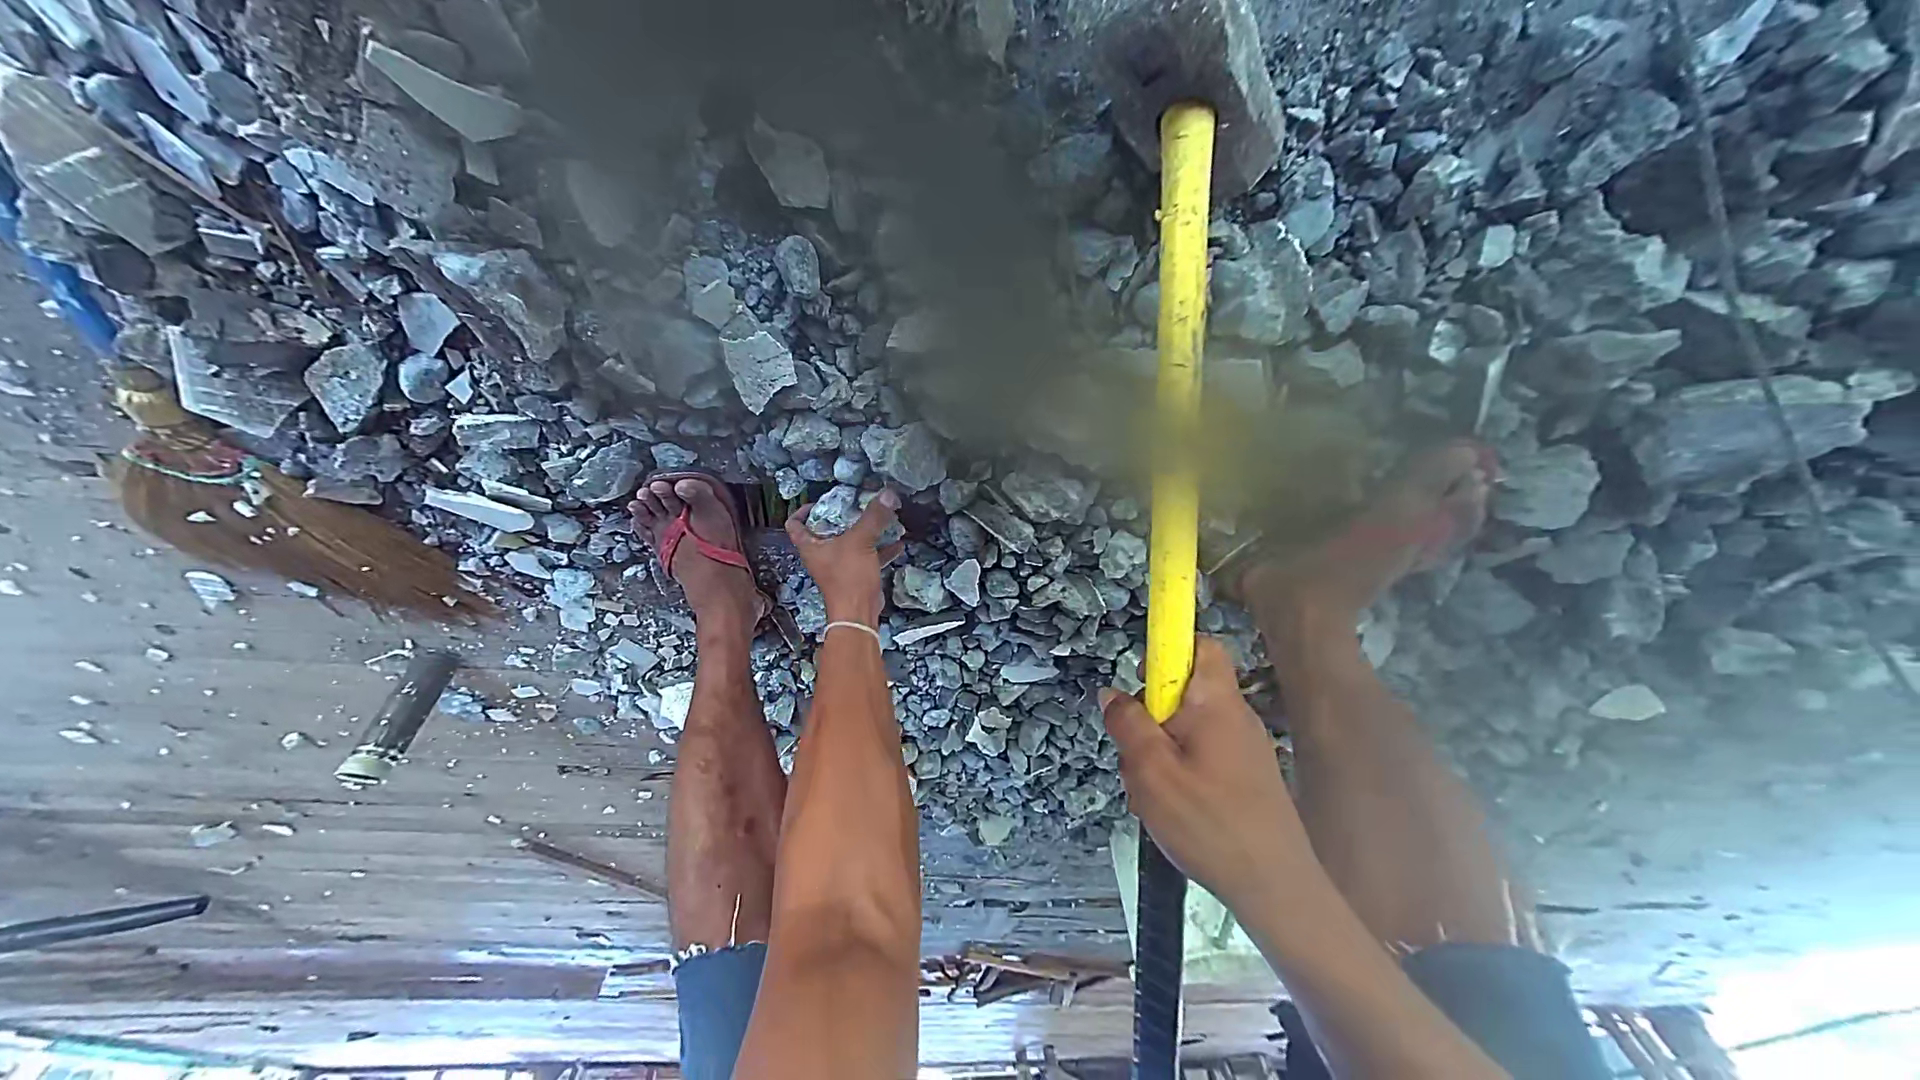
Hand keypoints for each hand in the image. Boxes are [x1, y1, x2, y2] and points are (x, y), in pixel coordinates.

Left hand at [785, 489, 904, 625]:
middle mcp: (822, 554)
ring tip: (881, 517)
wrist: (858, 614)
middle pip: (827, 528)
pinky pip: (868, 555)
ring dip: (865, 530)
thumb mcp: (860, 541)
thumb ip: (874, 517)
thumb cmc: (849, 577)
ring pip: (850, 541)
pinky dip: (881, 548)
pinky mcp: (856, 574)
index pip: (795, 524)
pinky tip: (897, 541)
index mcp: (811, 546)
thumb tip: (888, 493)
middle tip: (858, 502)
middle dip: (843, 515)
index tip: (820, 500)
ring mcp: (839, 565)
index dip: (802, 510)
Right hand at [1101, 637, 1317, 909]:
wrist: (1275, 889)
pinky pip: (1201, 756)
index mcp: (1217, 703)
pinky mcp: (1246, 777)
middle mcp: (1235, 717)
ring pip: (1188, 729)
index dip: (1169, 648)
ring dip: (1161, 751)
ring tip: (1152, 792)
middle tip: (1137, 752)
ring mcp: (1244, 748)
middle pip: (1185, 692)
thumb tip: (1112, 693)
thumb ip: (1128, 725)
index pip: (1201, 645)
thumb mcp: (1151, 771)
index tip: (1141, 678)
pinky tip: (1171, 810)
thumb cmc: (1209, 823)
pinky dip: (1179, 772)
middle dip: (1151, 715)